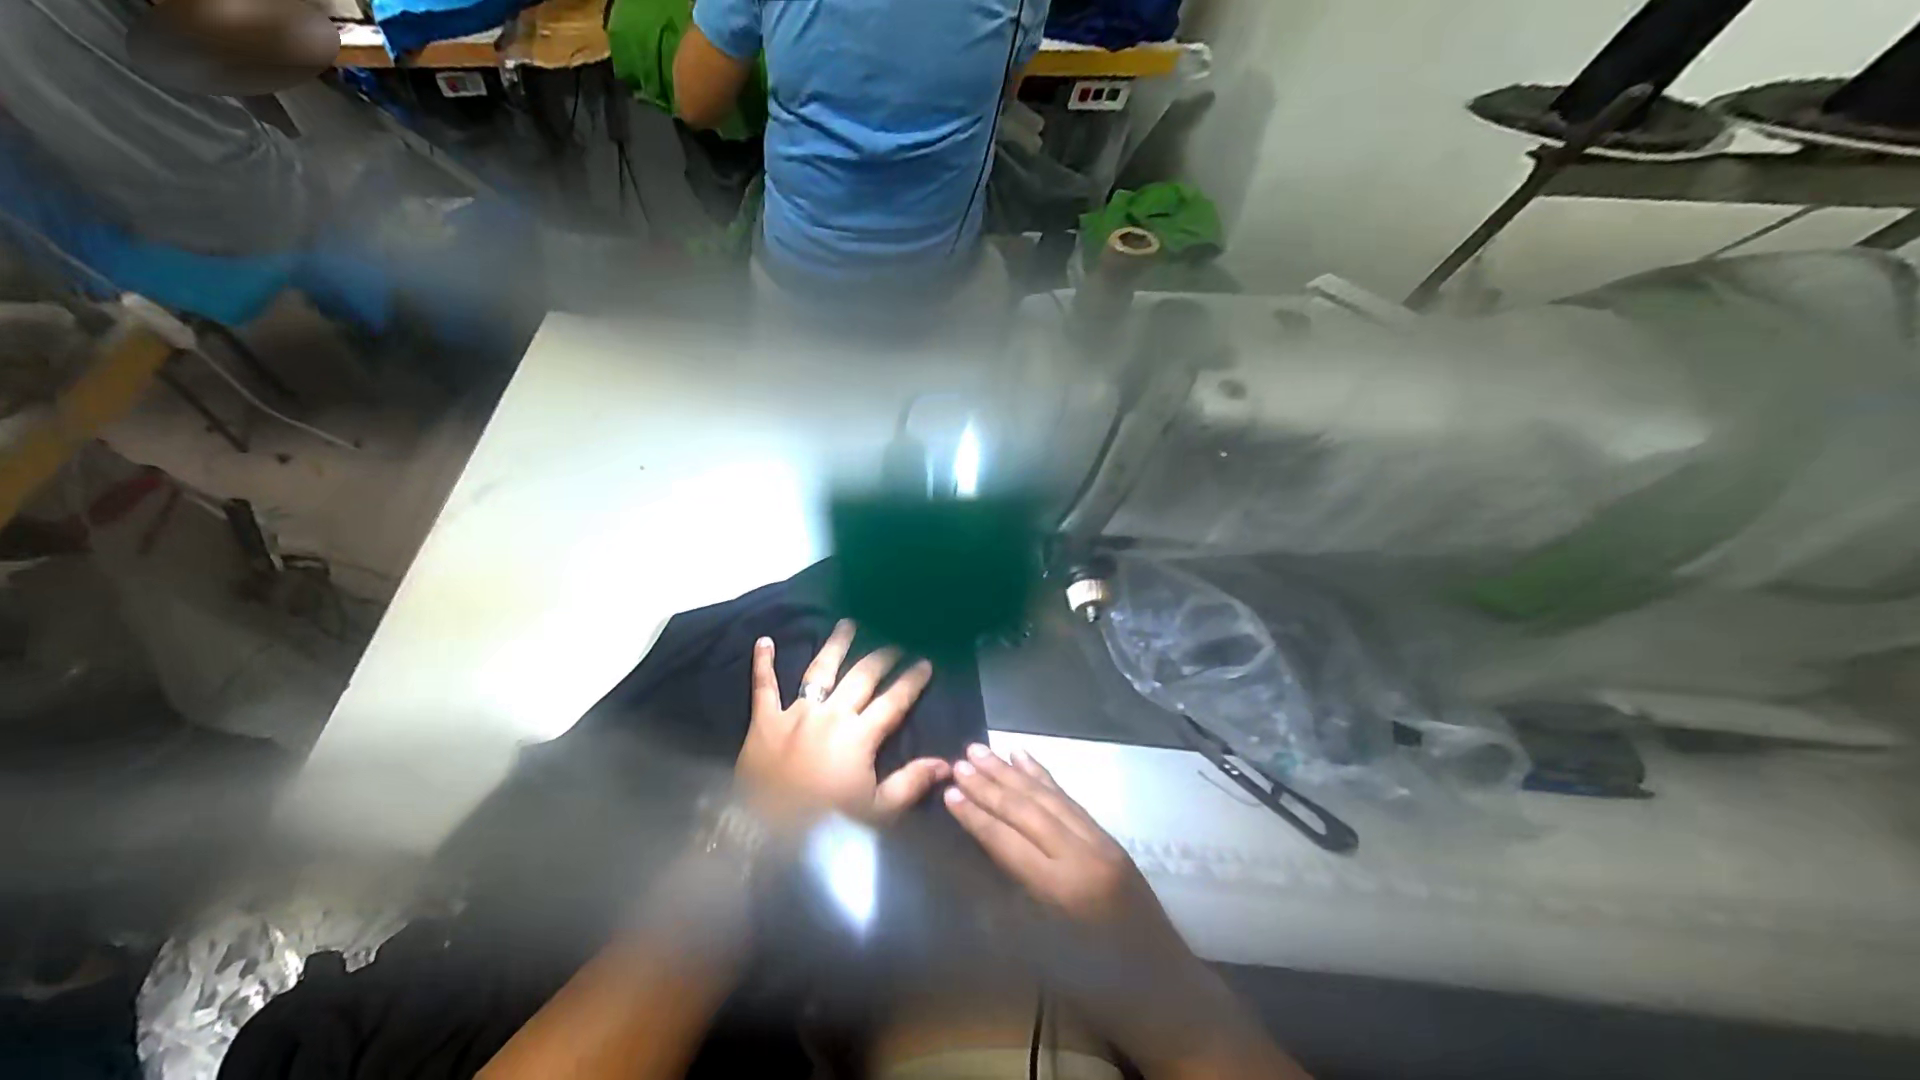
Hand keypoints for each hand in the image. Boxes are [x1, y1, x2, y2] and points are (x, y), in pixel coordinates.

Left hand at [735, 620, 950, 830]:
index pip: (893, 701)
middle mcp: (830, 715)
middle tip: (895, 641)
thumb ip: (910, 782)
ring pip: (819, 670)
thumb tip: (946, 763)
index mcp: (859, 735)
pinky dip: (763, 662)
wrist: (764, 838)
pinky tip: (764, 640)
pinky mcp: (763, 722)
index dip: (912, 681)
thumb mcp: (877, 811)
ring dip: (836, 645)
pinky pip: (763, 687)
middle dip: (882, 657)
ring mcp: (794, 714)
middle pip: (861, 677)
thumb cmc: (826, 828)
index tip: (925, 662)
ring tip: (847, 623)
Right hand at [948, 746, 1311, 1079]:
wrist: (1167, 989)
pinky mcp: (1109, 838)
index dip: (977, 818)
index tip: (948, 793)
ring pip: (1048, 797)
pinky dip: (1044, 777)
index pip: (1009, 843)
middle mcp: (1082, 855)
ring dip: (1012, 773)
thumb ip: (1015, 903)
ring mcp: (1099, 842)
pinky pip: (1070, 800)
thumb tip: (983, 859)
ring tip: (982, 751)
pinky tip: (1026, 758)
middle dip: (990, 785)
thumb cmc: (1101, 986)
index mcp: (1063, 891)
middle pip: (1027, 811)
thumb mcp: (1049, 956)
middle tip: (959, 761)